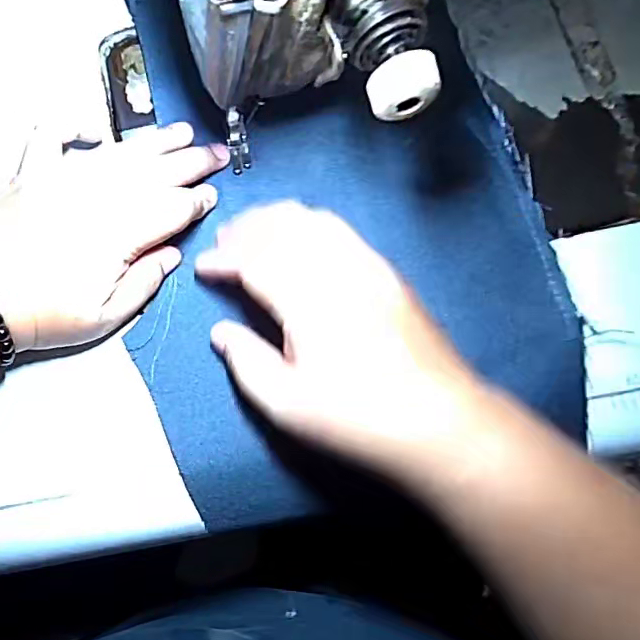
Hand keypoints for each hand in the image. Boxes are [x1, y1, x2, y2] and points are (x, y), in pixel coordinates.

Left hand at [0, 121, 227, 352]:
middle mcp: (97, 194)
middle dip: (192, 162)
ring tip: (180, 133)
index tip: (212, 196)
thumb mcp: (104, 317)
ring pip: (119, 150)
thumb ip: (144, 283)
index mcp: (121, 231)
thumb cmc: (41, 315)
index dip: (197, 201)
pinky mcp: (31, 173)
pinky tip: (93, 130)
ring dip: (153, 141)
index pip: (173, 207)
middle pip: (155, 172)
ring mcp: (62, 178)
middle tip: (217, 154)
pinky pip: (53, 135)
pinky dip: (72, 125)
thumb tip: (171, 255)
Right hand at [196, 202, 497, 479]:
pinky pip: (343, 231)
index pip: (255, 259)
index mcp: (307, 300)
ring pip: (316, 221)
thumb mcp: (286, 404)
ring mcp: (368, 267)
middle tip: (224, 240)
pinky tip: (304, 241)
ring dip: (280, 220)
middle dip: (248, 228)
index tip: (203, 266)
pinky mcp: (387, 274)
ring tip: (257, 231)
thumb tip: (221, 333)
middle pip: (285, 227)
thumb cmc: (355, 417)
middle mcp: (338, 270)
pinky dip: (311, 225)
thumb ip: (247, 362)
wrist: (436, 420)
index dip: (224, 258)